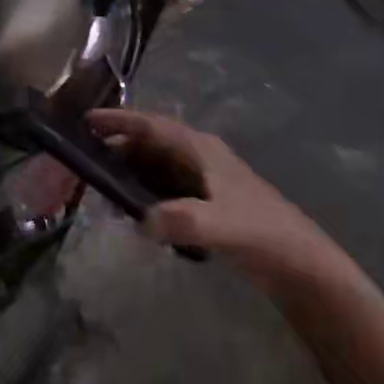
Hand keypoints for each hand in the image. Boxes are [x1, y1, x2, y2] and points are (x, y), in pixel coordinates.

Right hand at [86, 109, 337, 285]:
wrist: (299, 262)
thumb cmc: (261, 232)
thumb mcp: (220, 224)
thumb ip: (182, 220)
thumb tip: (140, 220)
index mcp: (200, 149)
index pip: (152, 126)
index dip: (120, 120)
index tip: (86, 120)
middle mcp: (198, 157)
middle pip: (150, 144)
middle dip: (118, 149)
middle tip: (83, 163)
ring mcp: (202, 180)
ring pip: (156, 166)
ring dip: (130, 172)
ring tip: (99, 187)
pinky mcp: (205, 203)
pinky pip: (164, 188)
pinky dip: (144, 194)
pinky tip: (132, 212)